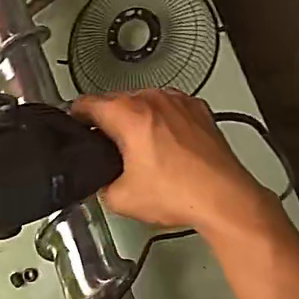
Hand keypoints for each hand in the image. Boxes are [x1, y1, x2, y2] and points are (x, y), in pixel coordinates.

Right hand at [72, 89, 273, 232]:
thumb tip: (102, 182)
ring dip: (138, 121)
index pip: (86, 103)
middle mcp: (154, 99)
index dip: (75, 117)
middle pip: (116, 101)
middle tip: (110, 149)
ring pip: (145, 103)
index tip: (74, 122)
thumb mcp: (122, 199)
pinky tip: (167, 150)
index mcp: (128, 114)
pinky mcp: (199, 111)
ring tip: (144, 153)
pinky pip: (171, 110)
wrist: (223, 197)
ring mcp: (179, 102)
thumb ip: (100, 184)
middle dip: (109, 122)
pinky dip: (164, 123)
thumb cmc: (183, 193)